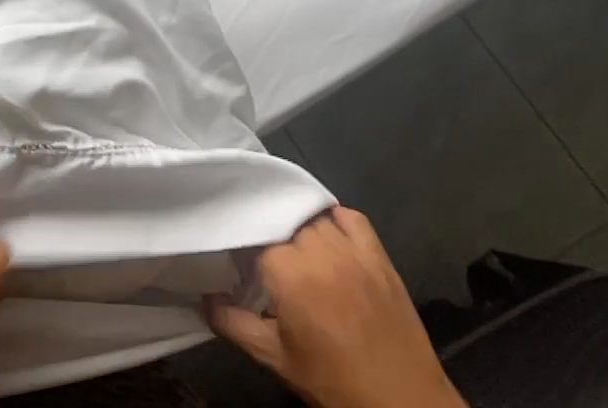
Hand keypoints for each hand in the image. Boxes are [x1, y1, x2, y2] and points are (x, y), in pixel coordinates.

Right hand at [206, 206, 465, 407]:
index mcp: (288, 272)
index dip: (241, 248)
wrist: (403, 404)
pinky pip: (353, 219)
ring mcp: (354, 252)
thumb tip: (204, 298)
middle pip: (282, 222)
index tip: (236, 263)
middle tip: (261, 257)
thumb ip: (231, 322)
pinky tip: (325, 233)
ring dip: (297, 228)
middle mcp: (320, 251)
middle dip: (268, 236)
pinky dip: (334, 218)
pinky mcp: (380, 259)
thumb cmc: (332, 380)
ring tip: (291, 248)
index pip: (252, 236)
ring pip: (313, 218)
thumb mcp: (273, 357)